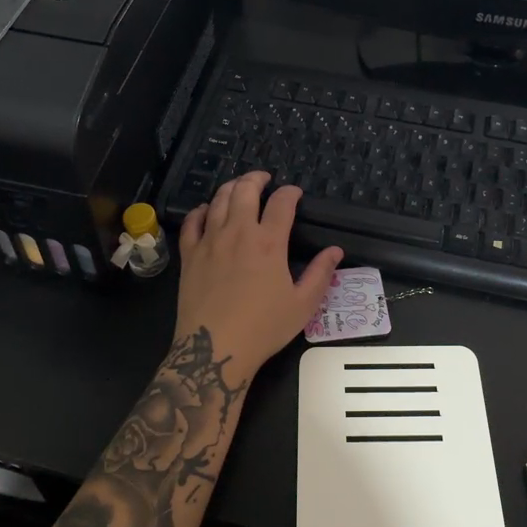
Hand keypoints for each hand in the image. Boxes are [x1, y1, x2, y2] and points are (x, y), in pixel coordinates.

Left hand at [174, 172, 342, 381]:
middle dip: (257, 178)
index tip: (295, 193)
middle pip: (245, 190)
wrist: (214, 348)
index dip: (290, 192)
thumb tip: (336, 251)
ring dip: (231, 187)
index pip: (281, 202)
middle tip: (264, 179)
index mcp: (269, 242)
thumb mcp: (303, 305)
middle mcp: (239, 232)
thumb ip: (321, 274)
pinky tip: (208, 210)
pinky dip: (201, 210)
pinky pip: (192, 221)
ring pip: (219, 199)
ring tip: (239, 187)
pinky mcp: (190, 254)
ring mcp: (210, 241)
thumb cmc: (263, 327)